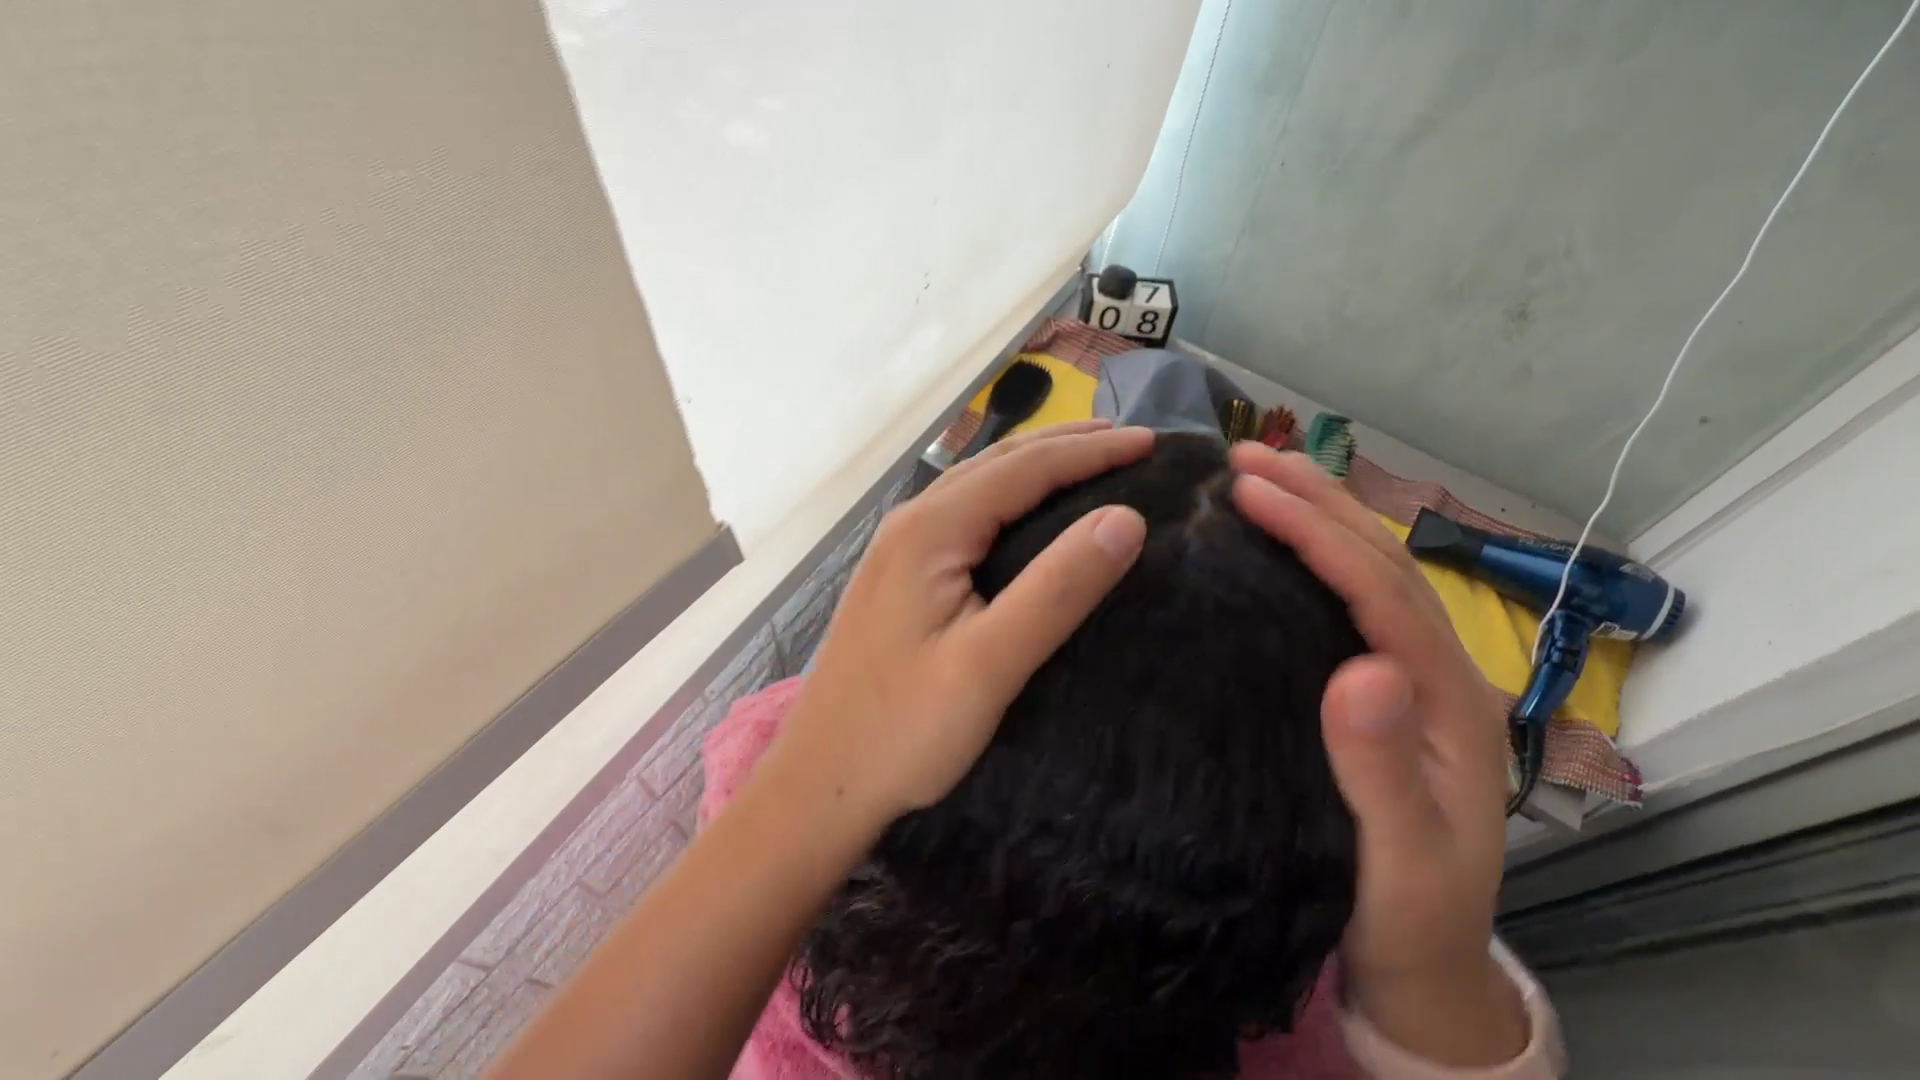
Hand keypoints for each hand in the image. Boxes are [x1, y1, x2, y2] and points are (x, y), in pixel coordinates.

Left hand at [767, 420, 1151, 823]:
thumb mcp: (989, 664)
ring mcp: (896, 553)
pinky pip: (961, 516)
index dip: (1091, 452)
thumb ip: (1057, 589)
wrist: (818, 785)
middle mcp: (908, 526)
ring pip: (975, 487)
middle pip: (996, 465)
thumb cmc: (902, 731)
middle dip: (1066, 447)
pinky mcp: (896, 582)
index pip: (1024, 470)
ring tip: (1088, 461)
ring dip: (1034, 468)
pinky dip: (1007, 499)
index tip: (1152, 444)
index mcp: (929, 531)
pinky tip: (1023, 516)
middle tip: (1131, 441)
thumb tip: (1127, 519)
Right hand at [1229, 444, 1525, 1065]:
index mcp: (1448, 698)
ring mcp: (1414, 682)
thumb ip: (1386, 768)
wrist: (1425, 965)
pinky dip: (1315, 558)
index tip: (1246, 492)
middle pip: (1383, 563)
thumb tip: (1362, 667)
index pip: (1380, 590)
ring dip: (1320, 516)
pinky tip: (1277, 547)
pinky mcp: (1383, 696)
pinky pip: (1353, 605)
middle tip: (1242, 457)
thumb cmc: (1407, 915)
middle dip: (1318, 500)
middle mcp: (1438, 673)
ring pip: (1372, 575)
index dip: (1315, 533)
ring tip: (1259, 476)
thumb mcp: (1401, 857)